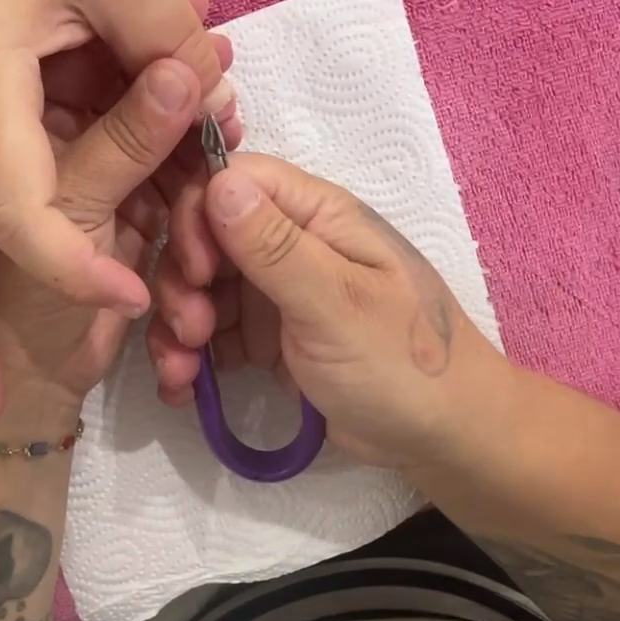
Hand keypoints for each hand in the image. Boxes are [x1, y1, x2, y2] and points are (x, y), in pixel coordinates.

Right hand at [147, 155, 511, 472]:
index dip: (198, 216)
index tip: (195, 271)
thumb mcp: (336, 304)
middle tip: (188, 333)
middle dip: (182, 282)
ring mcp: (275, 292)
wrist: (441, 440)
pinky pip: (212, 332)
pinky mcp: (265, 336)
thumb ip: (275, 246)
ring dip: (178, 325)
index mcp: (317, 216)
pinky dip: (191, 356)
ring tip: (180, 372)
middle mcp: (290, 244)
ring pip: (200, 287)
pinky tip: (182, 388)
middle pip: (206, 237)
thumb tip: (218, 180)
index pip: (234, 181)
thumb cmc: (402, 364)